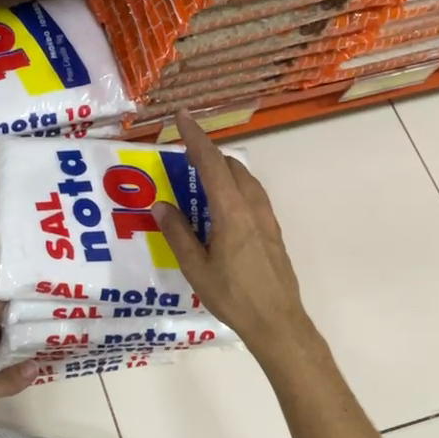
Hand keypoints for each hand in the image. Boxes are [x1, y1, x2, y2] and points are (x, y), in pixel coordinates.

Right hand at [153, 112, 316, 360]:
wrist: (277, 321)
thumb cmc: (232, 296)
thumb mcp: (195, 267)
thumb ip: (177, 233)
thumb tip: (161, 205)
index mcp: (231, 212)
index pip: (211, 163)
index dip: (195, 137)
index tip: (182, 116)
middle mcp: (252, 207)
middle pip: (230, 166)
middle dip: (207, 154)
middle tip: (182, 156)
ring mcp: (266, 219)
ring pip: (245, 180)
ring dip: (223, 170)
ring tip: (200, 178)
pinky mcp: (272, 232)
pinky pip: (252, 196)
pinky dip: (234, 187)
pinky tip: (222, 205)